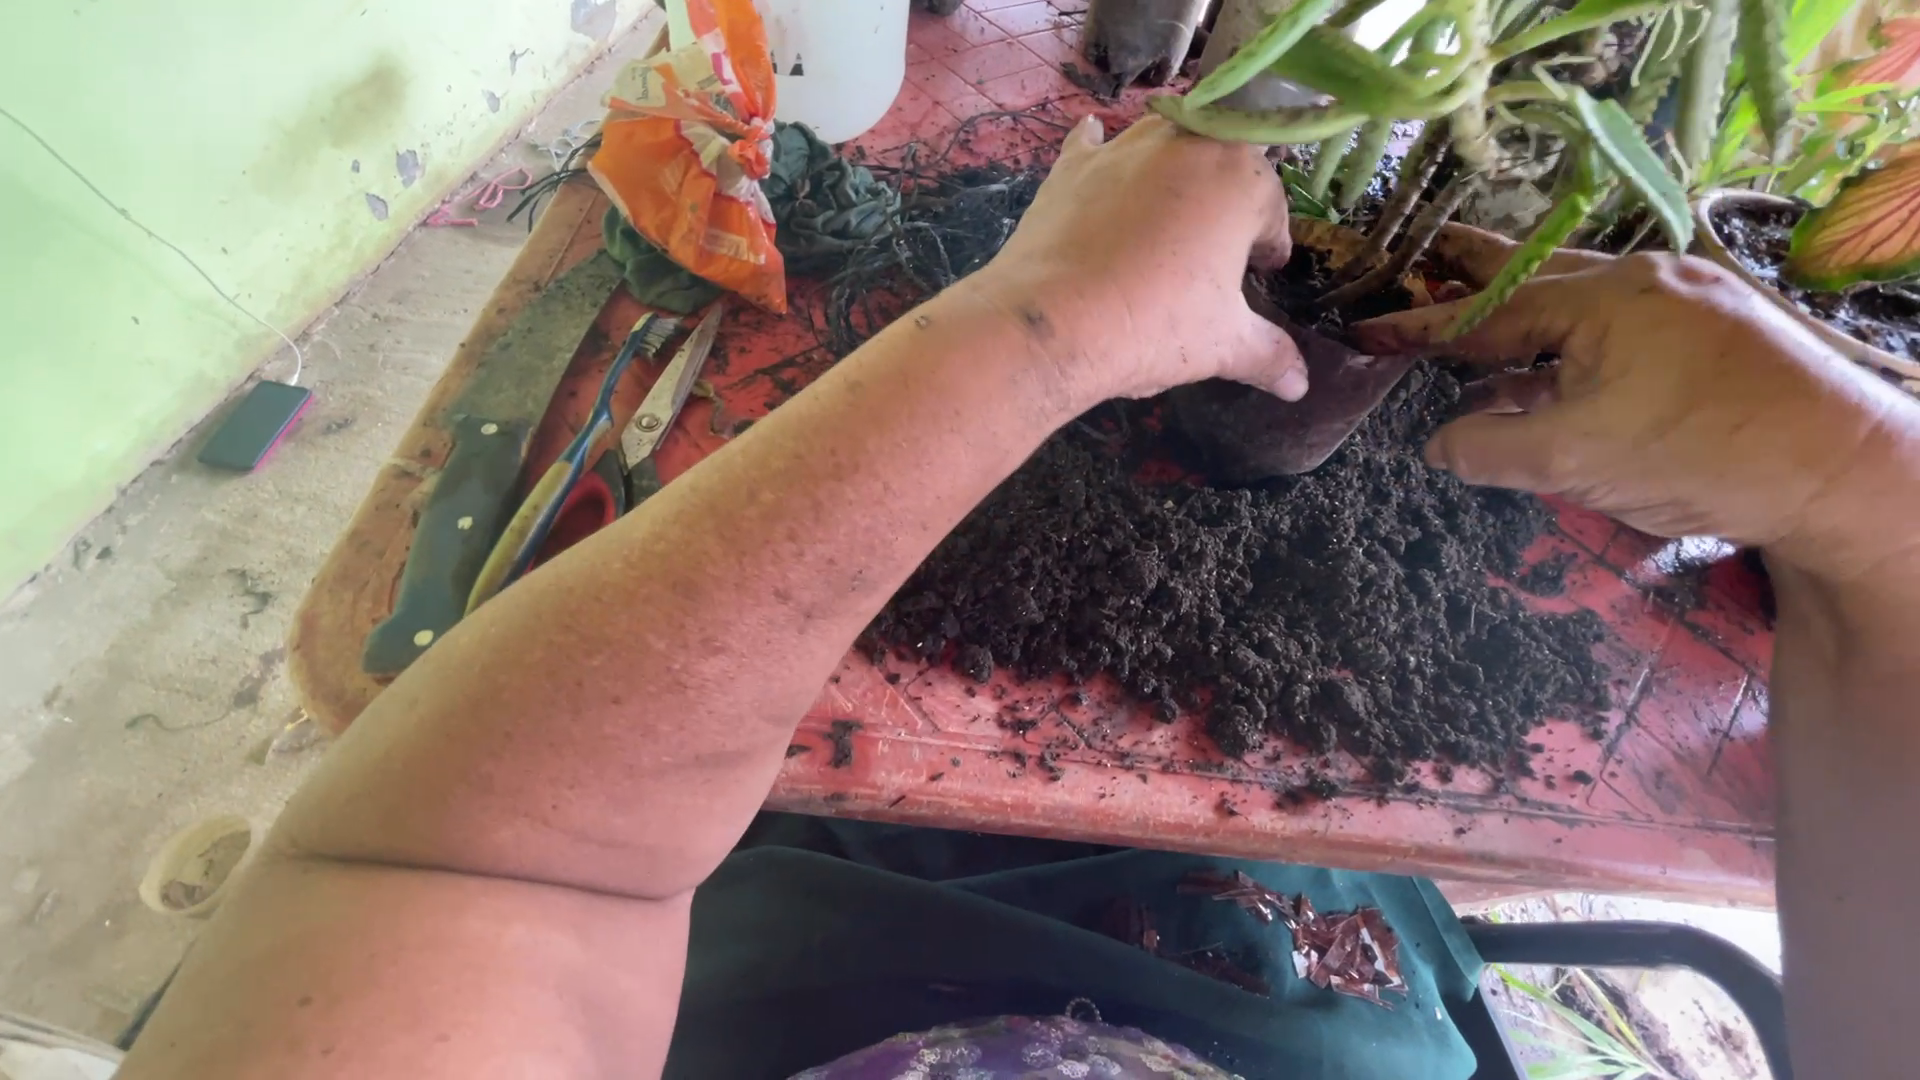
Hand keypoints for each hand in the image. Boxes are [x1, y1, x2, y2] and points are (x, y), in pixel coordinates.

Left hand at [967, 113, 1307, 405]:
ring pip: (1162, 148)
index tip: (1260, 272)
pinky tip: (1096, 143)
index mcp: (1239, 179)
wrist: (1054, 326)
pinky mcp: (1070, 168)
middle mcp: (1186, 145)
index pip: (1270, 211)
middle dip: (1224, 207)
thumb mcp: (1222, 346)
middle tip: (1213, 254)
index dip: (1267, 247)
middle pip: (1220, 170)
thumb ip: (1268, 356)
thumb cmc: (1154, 327)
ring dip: (1171, 173)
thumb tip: (1300, 385)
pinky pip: (1091, 144)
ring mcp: (1124, 150)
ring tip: (1165, 214)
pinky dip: (1098, 147)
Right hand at [1354, 224, 1919, 584]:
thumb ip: (1486, 447)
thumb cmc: (1700, 455)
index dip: (1419, 326)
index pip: (1489, 310)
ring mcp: (1679, 305)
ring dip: (1508, 322)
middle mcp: (1644, 283)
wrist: (1848, 477)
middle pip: (1532, 274)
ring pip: (1567, 304)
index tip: (1366, 331)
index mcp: (1610, 298)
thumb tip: (1436, 446)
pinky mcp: (1700, 337)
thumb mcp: (1570, 460)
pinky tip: (1522, 384)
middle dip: (1469, 272)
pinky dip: (1551, 355)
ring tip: (1457, 329)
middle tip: (1420, 258)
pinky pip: (1600, 335)